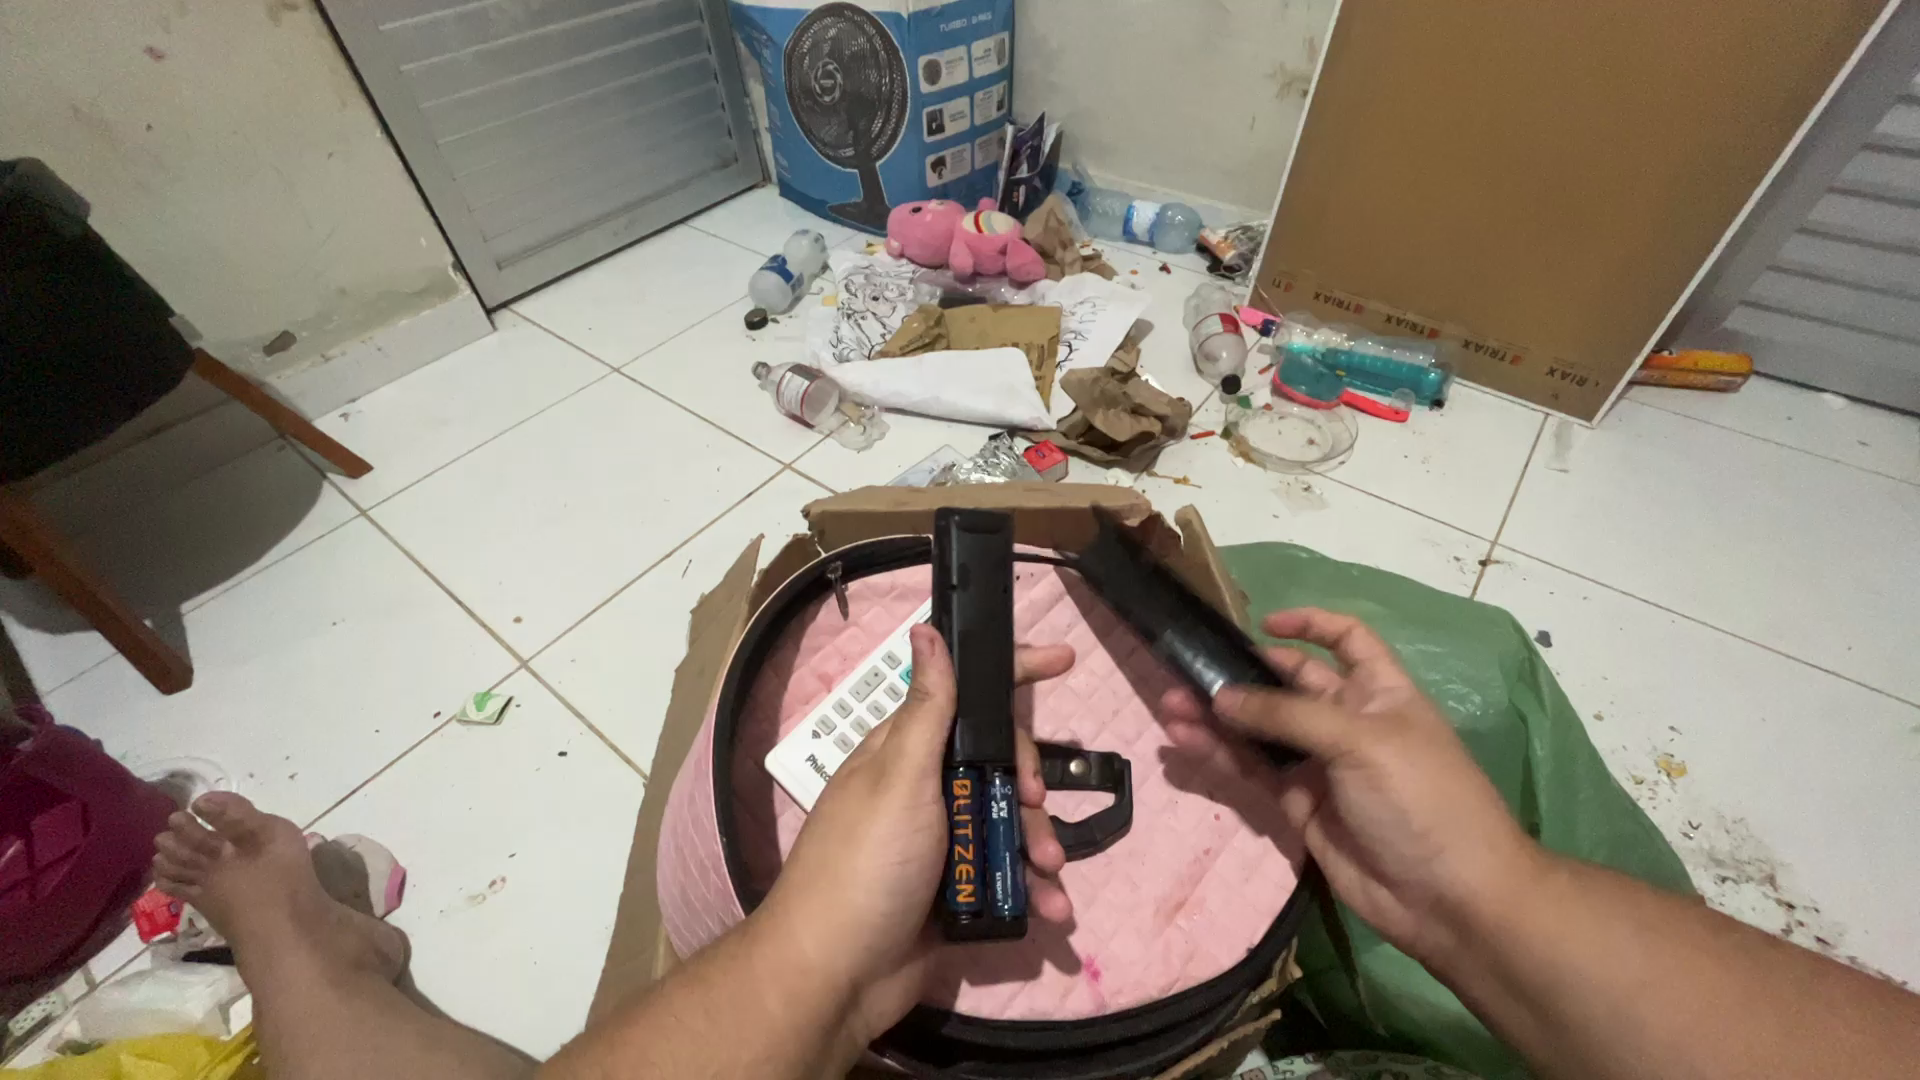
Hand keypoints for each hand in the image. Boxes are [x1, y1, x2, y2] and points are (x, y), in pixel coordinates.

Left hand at [760, 624, 1075, 1043]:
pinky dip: (1031, 886)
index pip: (965, 694)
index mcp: (908, 749)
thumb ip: (927, 709)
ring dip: (1037, 840)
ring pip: (1009, 819)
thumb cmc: (866, 862)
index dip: (1013, 673)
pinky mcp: (955, 885)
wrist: (836, 976)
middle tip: (1037, 801)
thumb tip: (927, 629)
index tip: (1062, 659)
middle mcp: (927, 786)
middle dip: (1028, 780)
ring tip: (1048, 872)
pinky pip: (1005, 871)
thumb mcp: (900, 777)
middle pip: (998, 761)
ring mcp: (942, 838)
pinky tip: (1050, 907)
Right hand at [1158, 608, 1537, 965]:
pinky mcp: (1295, 802)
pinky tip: (1185, 741)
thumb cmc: (1422, 799)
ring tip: (1171, 706)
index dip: (1310, 625)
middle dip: (1241, 675)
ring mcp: (1318, 763)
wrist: (1450, 900)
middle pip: (1286, 684)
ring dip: (1216, 716)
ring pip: (1257, 728)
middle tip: (1189, 672)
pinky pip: (1250, 769)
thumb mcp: (1360, 740)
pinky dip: (1218, 753)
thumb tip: (1219, 696)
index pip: (1347, 640)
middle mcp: (1345, 721)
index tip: (1263, 626)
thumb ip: (1286, 714)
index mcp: (1378, 692)